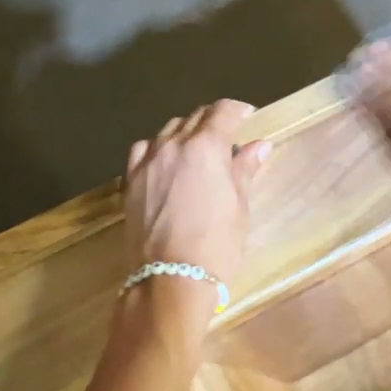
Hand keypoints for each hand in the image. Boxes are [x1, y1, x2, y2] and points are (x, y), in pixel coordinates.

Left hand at [124, 100, 270, 307]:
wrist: (171, 280)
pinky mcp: (131, 182)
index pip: (222, 112)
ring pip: (167, 131)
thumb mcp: (239, 207)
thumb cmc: (217, 245)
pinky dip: (158, 148)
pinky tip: (166, 162)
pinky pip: (144, 151)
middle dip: (213, 120)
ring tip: (197, 149)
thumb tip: (259, 146)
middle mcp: (173, 145)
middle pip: (194, 118)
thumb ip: (244, 170)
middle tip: (228, 135)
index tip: (248, 116)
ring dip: (185, 133)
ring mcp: (147, 162)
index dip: (238, 110)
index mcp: (205, 147)